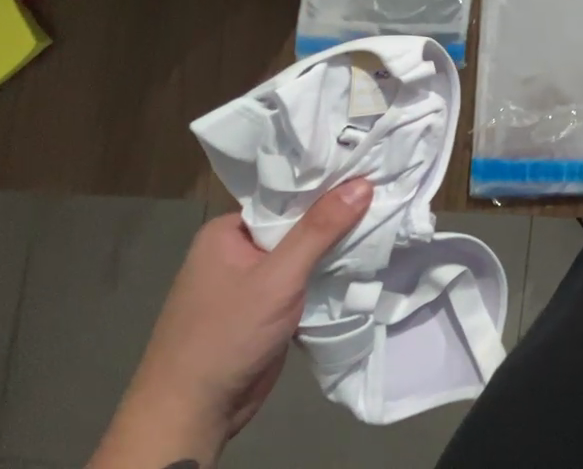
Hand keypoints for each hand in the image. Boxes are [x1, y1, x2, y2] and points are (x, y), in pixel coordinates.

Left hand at [89, 179, 372, 468]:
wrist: (193, 414)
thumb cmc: (225, 336)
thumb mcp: (277, 277)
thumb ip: (320, 229)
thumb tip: (364, 182)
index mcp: (227, 232)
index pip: (286, 194)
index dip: (328, 183)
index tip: (373, 168)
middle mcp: (237, 251)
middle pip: (299, 223)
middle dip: (338, 216)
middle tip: (390, 193)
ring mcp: (253, 282)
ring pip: (305, 253)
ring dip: (338, 247)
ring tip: (389, 221)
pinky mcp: (268, 308)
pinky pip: (306, 279)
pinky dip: (331, 273)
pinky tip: (366, 261)